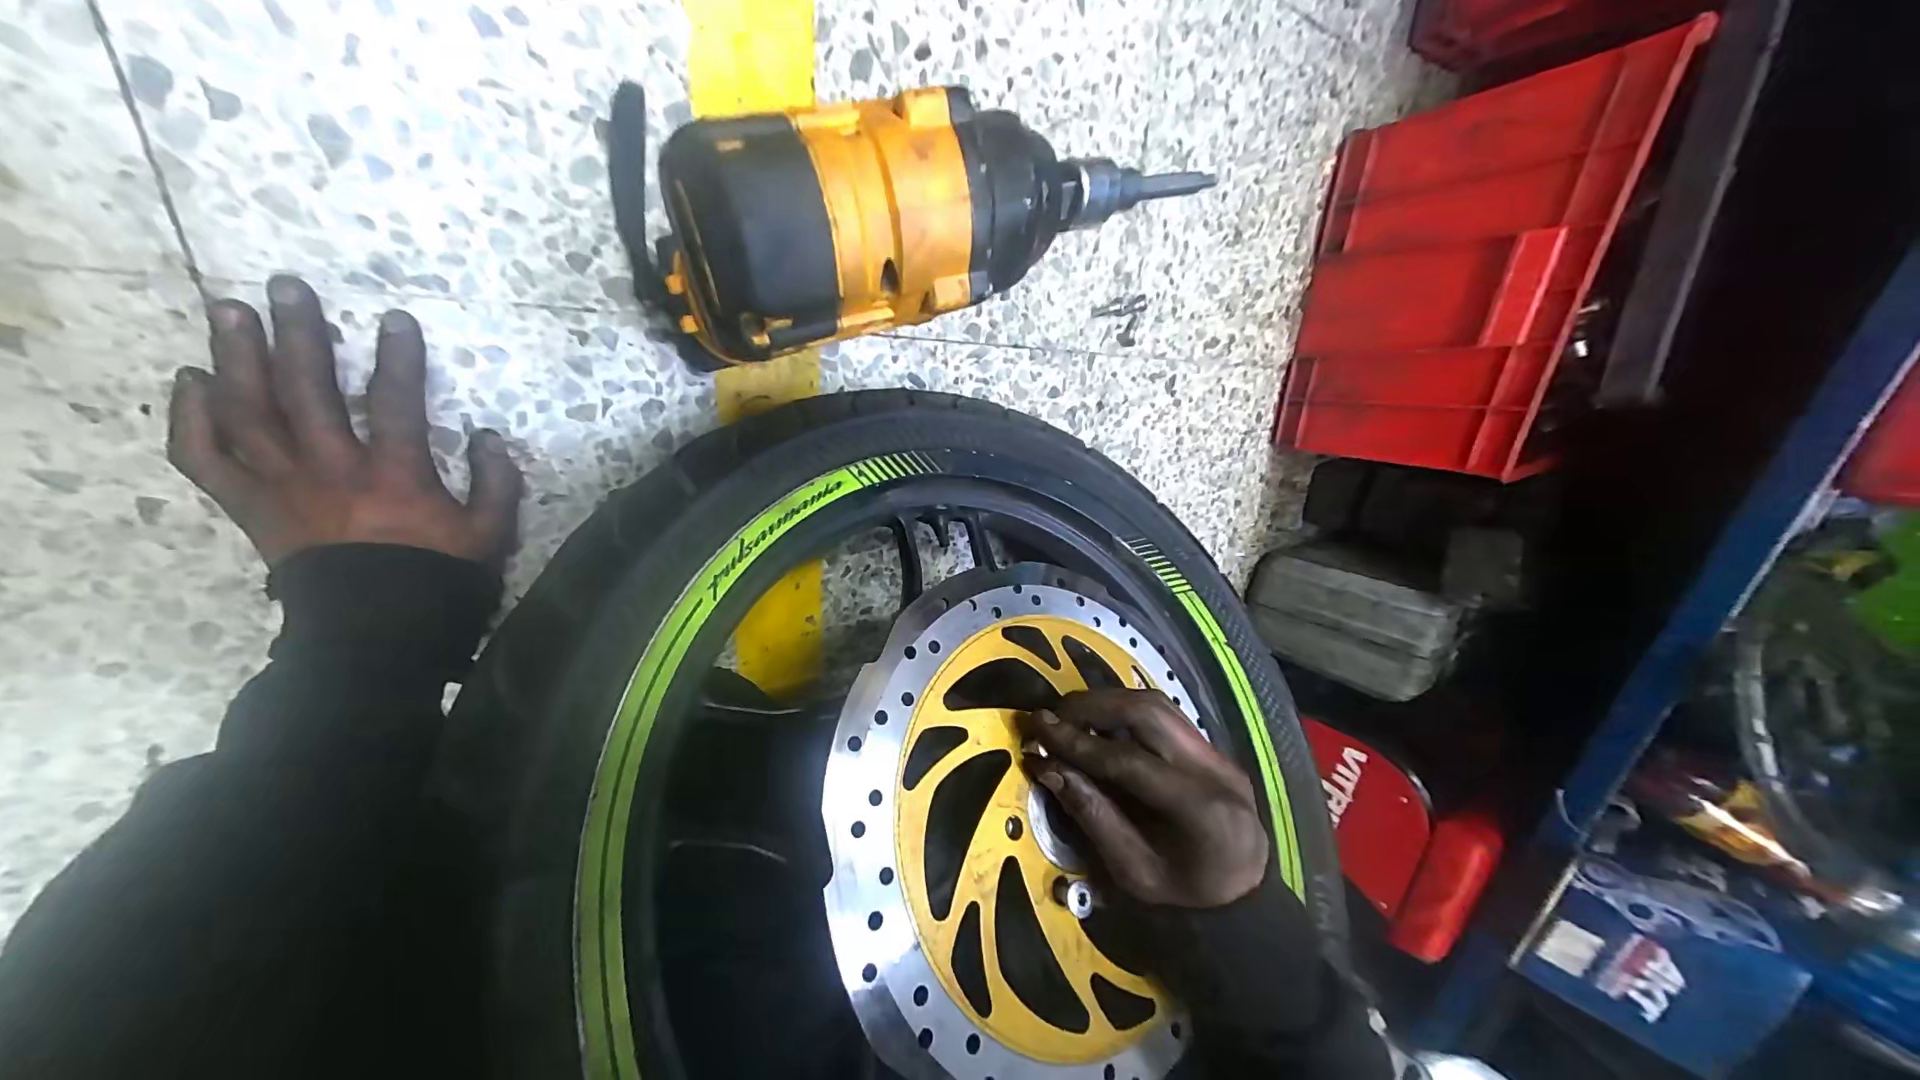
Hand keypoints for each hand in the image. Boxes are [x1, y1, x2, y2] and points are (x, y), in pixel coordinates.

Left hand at [167, 275, 522, 566]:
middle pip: (307, 391)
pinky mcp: (248, 504)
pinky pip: (204, 456)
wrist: (378, 625)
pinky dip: (190, 417)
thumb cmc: (438, 573)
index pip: (396, 402)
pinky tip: (190, 380)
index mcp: (395, 475)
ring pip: (248, 410)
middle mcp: (331, 468)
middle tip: (288, 287)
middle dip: (300, 335)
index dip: (398, 358)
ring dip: (236, 356)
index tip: (395, 318)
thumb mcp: (490, 532)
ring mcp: (281, 484)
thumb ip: (496, 482)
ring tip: (229, 310)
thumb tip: (487, 435)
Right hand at [1020, 689, 1268, 907]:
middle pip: (1147, 712)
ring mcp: (1217, 753)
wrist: (1242, 898)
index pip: (1127, 759)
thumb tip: (1047, 766)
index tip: (1038, 729)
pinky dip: (1125, 710)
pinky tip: (1099, 721)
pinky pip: (1163, 713)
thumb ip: (1091, 814)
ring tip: (1070, 716)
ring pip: (1156, 703)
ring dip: (1107, 702)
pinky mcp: (1211, 747)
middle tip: (1052, 717)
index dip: (1077, 742)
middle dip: (1091, 707)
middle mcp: (1214, 769)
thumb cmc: (1183, 894)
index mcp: (1199, 809)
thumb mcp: (1132, 870)